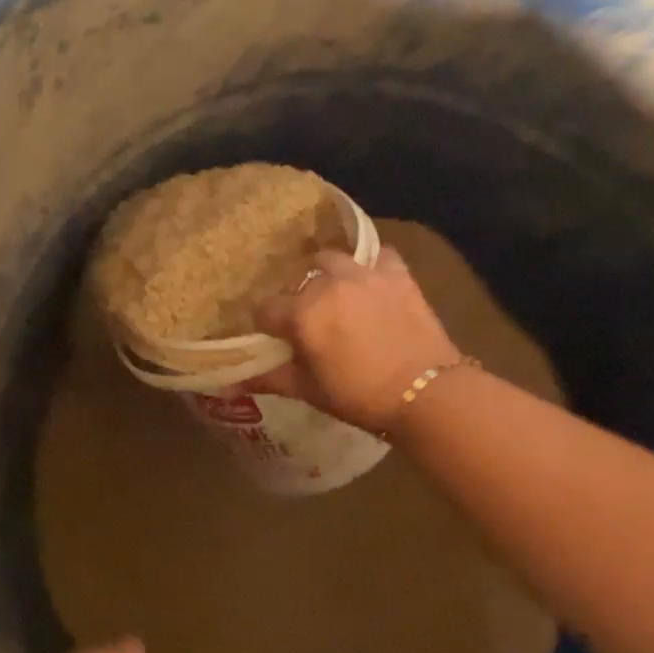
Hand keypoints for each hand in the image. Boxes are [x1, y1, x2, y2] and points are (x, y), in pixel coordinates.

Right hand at [253, 244, 462, 434]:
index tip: (275, 337)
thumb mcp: (310, 391)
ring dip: (327, 273)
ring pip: (332, 259)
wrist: (426, 392)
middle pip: (299, 278)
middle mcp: (328, 283)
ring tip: (335, 293)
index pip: (266, 309)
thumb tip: (228, 385)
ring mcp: (364, 273)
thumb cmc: (361, 397)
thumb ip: (269, 378)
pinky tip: (371, 281)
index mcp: (301, 313)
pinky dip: (370, 265)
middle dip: (298, 295)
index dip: (267, 324)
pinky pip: (377, 255)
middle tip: (309, 318)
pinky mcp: (397, 273)